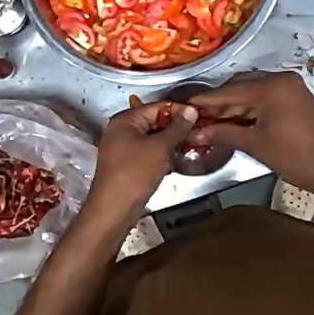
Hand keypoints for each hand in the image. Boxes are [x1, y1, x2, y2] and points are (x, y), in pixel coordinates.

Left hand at [86, 101, 198, 215]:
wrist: (114, 207)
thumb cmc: (135, 173)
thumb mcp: (160, 147)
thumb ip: (177, 128)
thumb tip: (191, 110)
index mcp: (125, 120)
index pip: (157, 107)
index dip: (179, 111)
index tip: (199, 116)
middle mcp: (121, 130)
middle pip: (154, 122)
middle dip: (175, 128)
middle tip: (197, 133)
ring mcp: (122, 147)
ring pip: (152, 138)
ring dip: (169, 143)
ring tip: (188, 147)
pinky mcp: (126, 163)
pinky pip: (147, 152)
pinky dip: (160, 155)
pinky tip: (173, 162)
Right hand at [189, 71, 313, 204]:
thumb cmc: (298, 158)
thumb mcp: (256, 145)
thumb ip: (223, 132)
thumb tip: (196, 131)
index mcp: (271, 87)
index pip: (228, 91)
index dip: (204, 101)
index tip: (183, 106)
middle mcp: (280, 79)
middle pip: (238, 86)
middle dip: (217, 103)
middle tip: (195, 118)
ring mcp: (290, 86)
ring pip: (251, 91)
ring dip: (232, 105)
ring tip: (211, 122)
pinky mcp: (295, 97)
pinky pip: (264, 96)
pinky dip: (248, 107)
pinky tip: (233, 121)